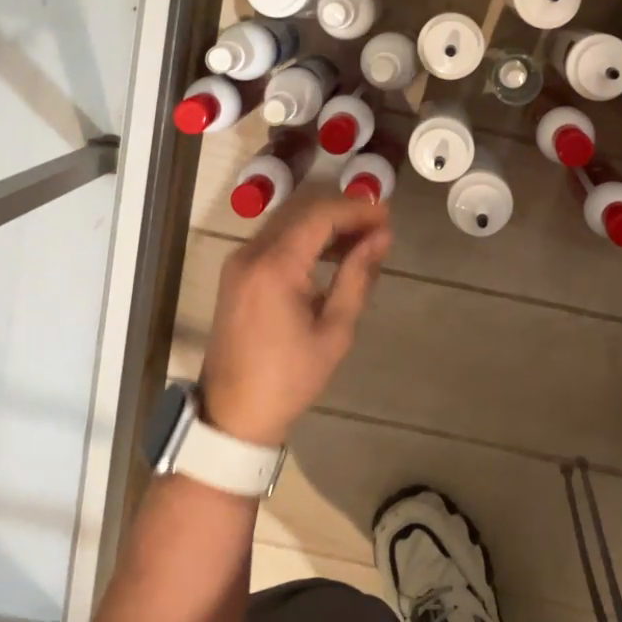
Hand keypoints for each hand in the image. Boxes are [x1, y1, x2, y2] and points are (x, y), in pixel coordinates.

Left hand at [199, 197, 392, 446]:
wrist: (234, 413)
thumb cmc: (290, 378)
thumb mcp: (335, 331)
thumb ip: (358, 276)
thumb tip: (382, 237)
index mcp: (274, 267)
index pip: (320, 215)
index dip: (356, 209)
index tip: (387, 217)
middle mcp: (251, 252)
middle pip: (302, 209)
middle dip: (343, 212)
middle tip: (379, 227)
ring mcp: (239, 260)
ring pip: (287, 220)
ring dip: (325, 222)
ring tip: (362, 240)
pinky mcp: (237, 271)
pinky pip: (275, 238)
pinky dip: (304, 237)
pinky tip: (331, 253)